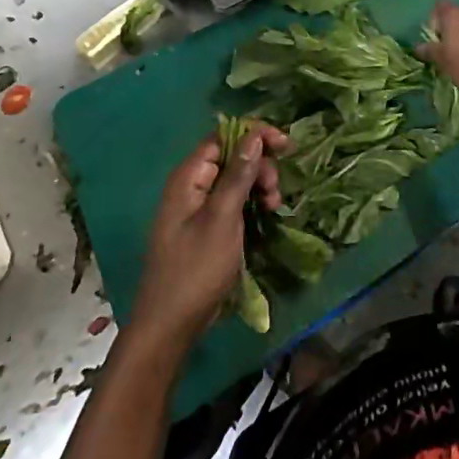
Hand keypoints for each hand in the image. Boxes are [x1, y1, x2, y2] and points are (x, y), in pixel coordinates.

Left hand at [130, 123, 288, 350]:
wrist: (171, 323)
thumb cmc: (196, 269)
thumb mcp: (223, 219)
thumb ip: (238, 176)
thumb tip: (254, 136)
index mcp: (188, 177)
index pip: (223, 137)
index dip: (255, 135)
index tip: (287, 146)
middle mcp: (190, 186)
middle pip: (231, 156)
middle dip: (260, 166)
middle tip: (275, 192)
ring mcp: (196, 207)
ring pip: (234, 180)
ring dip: (258, 186)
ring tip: (273, 207)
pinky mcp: (204, 227)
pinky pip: (231, 202)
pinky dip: (250, 204)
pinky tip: (265, 217)